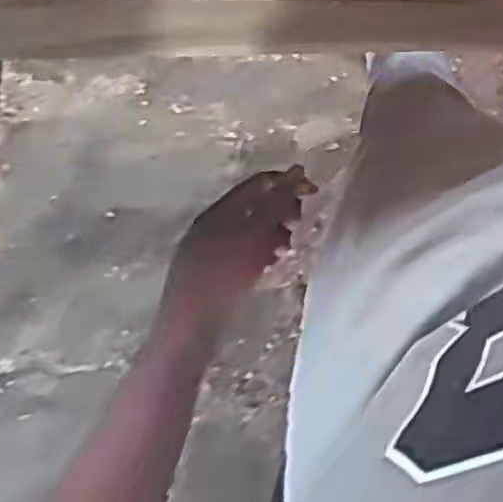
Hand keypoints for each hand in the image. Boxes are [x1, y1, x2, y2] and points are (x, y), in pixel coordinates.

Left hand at [159, 167, 314, 341]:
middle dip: (283, 210)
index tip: (314, 195)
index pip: (260, 183)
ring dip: (276, 231)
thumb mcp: (257, 234)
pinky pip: (245, 246)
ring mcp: (208, 247)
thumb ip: (278, 201)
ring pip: (253, 227)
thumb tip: (297, 170)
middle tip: (298, 226)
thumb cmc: (225, 278)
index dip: (289, 183)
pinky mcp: (211, 268)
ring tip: (285, 249)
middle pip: (257, 203)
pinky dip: (263, 248)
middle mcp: (211, 225)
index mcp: (218, 212)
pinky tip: (271, 263)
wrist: (189, 331)